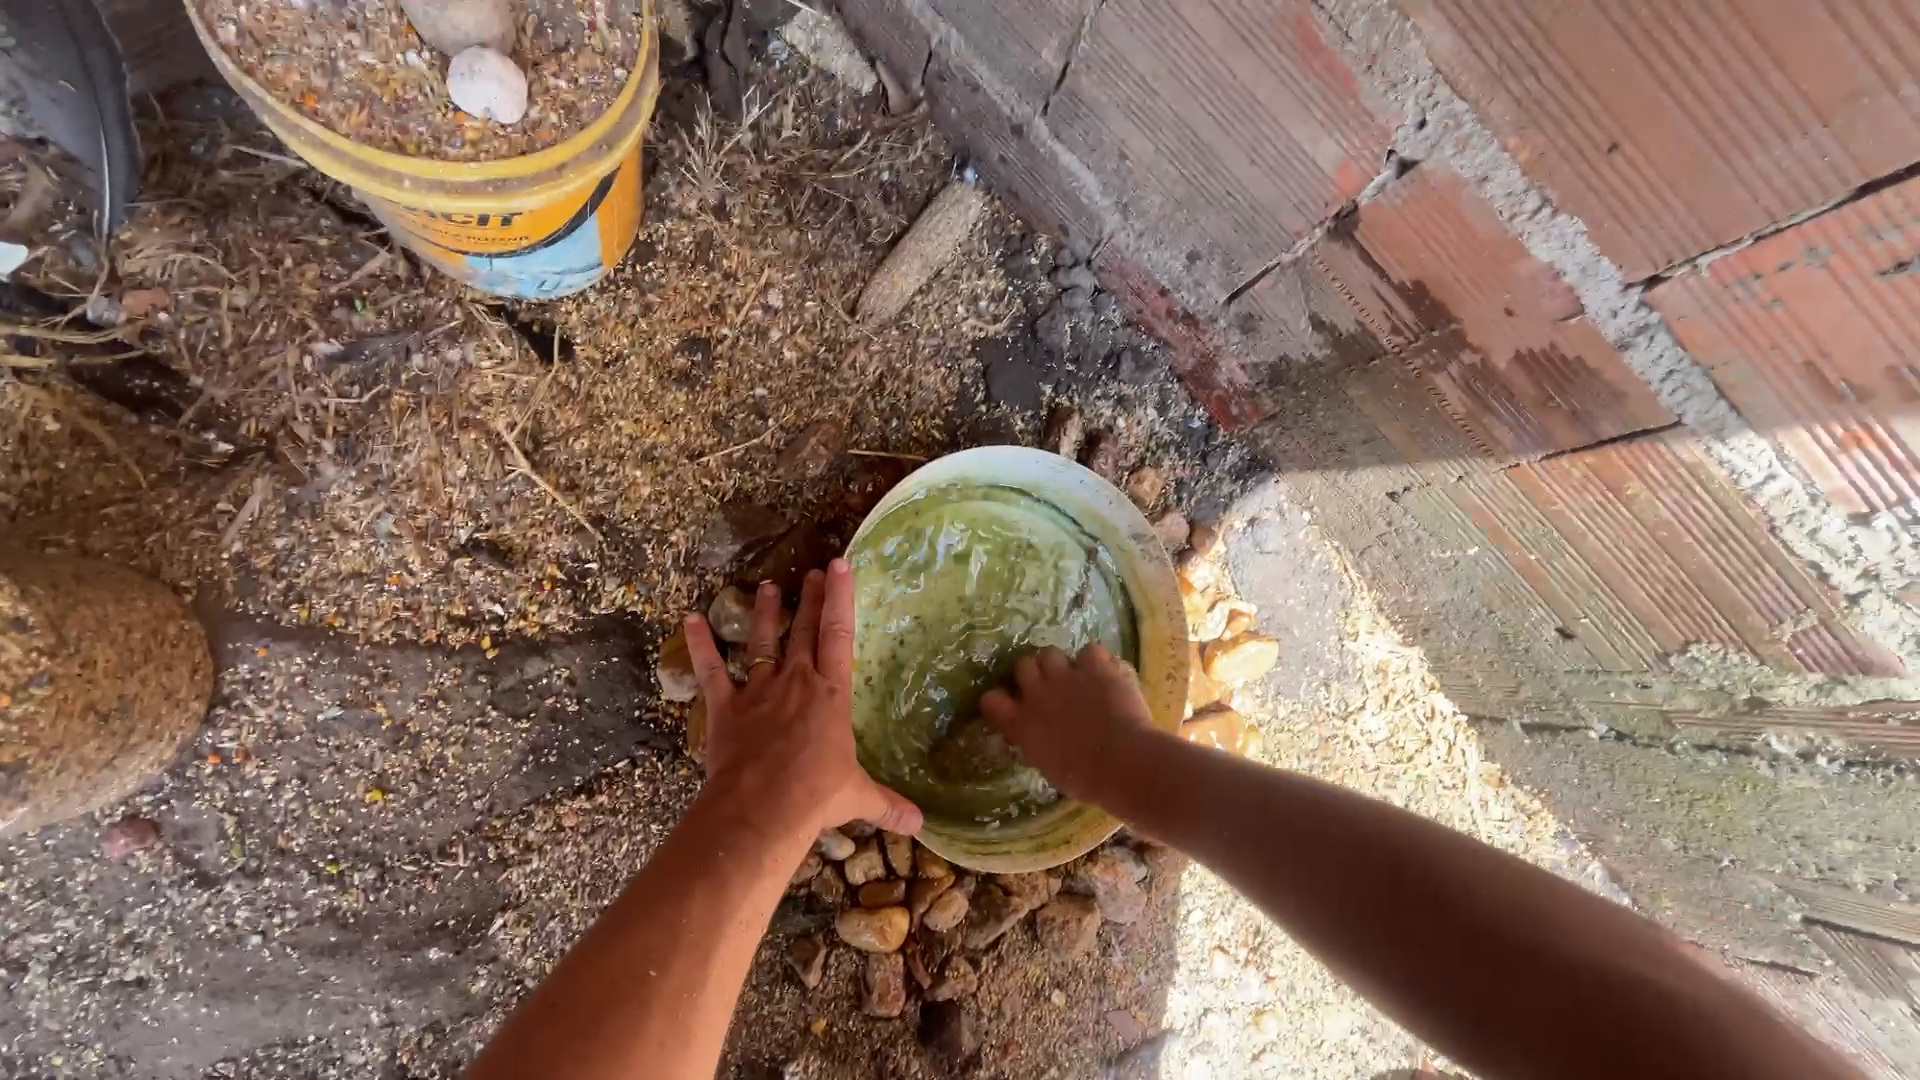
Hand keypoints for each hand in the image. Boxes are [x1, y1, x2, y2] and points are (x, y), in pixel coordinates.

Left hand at [682, 559, 922, 837]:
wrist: (762, 807)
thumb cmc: (816, 795)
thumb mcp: (857, 796)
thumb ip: (887, 805)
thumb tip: (920, 825)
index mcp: (831, 694)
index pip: (840, 634)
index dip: (840, 597)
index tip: (840, 565)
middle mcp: (796, 681)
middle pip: (805, 630)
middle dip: (811, 598)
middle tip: (813, 570)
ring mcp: (758, 691)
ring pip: (763, 642)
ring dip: (766, 613)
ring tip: (768, 586)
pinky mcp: (726, 707)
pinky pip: (712, 671)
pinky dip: (701, 645)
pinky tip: (691, 619)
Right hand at [979, 644, 1154, 800]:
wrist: (1122, 763)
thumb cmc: (1085, 778)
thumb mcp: (1047, 765)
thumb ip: (1036, 742)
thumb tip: (1039, 734)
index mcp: (1022, 725)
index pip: (991, 700)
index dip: (1002, 698)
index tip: (1014, 703)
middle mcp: (1037, 694)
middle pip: (1023, 665)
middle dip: (1035, 673)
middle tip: (1050, 686)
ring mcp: (1065, 676)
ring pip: (1051, 653)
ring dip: (1062, 664)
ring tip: (1078, 677)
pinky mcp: (1095, 666)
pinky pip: (1090, 651)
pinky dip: (1098, 663)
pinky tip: (1107, 675)